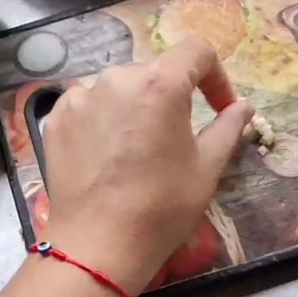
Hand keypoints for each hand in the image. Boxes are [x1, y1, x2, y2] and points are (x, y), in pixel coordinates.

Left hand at [39, 38, 255, 294]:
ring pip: (119, 88)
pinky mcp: (56, 117)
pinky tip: (107, 152)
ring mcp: (81, 96)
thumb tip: (242, 107)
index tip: (218, 107)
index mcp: (160, 83)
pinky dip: (102, 119)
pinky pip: (88, 104)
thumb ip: (228, 127)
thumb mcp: (207, 167)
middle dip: (172, 96)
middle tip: (177, 135)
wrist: (98, 244)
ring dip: (134, 107)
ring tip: (138, 146)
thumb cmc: (162, 207)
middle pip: (154, 72)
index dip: (214, 76)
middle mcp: (117, 78)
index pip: (195, 52)